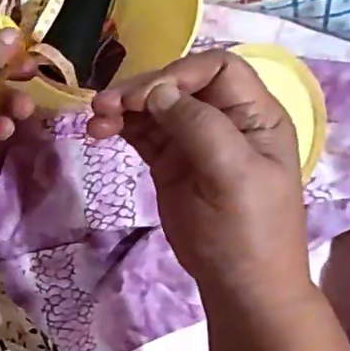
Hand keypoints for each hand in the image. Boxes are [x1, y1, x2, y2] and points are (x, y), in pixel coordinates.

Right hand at [87, 50, 309, 305]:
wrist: (239, 282)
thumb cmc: (248, 231)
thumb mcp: (233, 176)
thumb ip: (200, 127)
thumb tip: (157, 93)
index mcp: (255, 114)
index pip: (217, 68)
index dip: (178, 73)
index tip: (143, 97)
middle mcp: (224, 120)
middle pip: (178, 84)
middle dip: (141, 89)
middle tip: (103, 106)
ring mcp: (193, 142)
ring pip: (154, 108)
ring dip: (123, 108)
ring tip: (94, 122)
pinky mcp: (168, 163)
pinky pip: (142, 133)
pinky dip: (120, 128)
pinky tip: (99, 132)